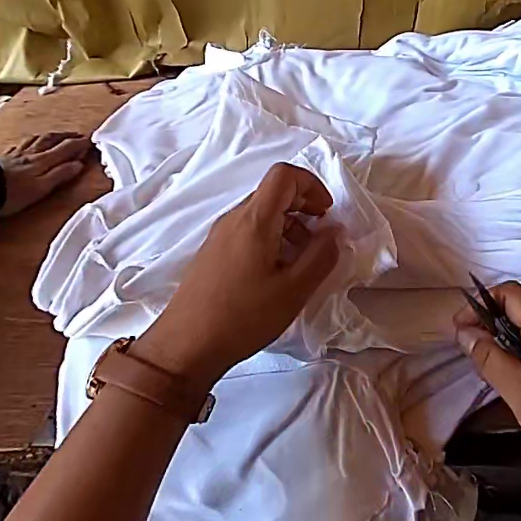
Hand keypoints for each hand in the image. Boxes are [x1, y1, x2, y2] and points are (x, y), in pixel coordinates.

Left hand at [0, 132, 90, 216]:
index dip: (78, 144)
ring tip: (59, 135)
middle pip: (52, 140)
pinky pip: (23, 143)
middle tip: (79, 135)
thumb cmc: (11, 195)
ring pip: (38, 139)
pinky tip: (31, 142)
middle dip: (68, 137)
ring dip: (52, 135)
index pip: (65, 149)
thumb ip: (59, 175)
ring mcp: (16, 154)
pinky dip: (33, 140)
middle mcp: (31, 154)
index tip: (90, 142)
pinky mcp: (4, 156)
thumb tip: (78, 164)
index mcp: (42, 162)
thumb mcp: (40, 189)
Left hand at [133, 163, 341, 390]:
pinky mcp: (212, 253)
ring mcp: (219, 235)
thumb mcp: (294, 290)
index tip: (325, 214)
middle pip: (272, 192)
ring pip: (260, 213)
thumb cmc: (243, 317)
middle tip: (319, 239)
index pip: (284, 175)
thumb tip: (334, 231)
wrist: (186, 345)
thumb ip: (321, 255)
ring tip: (301, 261)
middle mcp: (233, 219)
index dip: (311, 185)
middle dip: (303, 207)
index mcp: (254, 220)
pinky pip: (246, 231)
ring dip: (288, 226)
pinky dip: (269, 239)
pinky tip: (275, 273)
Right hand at [455, 283, 520, 486]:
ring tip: (487, 365)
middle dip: (489, 322)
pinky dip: (519, 349)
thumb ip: (489, 358)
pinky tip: (511, 373)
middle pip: (519, 307)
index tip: (460, 330)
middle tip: (470, 350)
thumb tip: (463, 332)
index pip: (511, 294)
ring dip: (503, 337)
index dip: (481, 304)